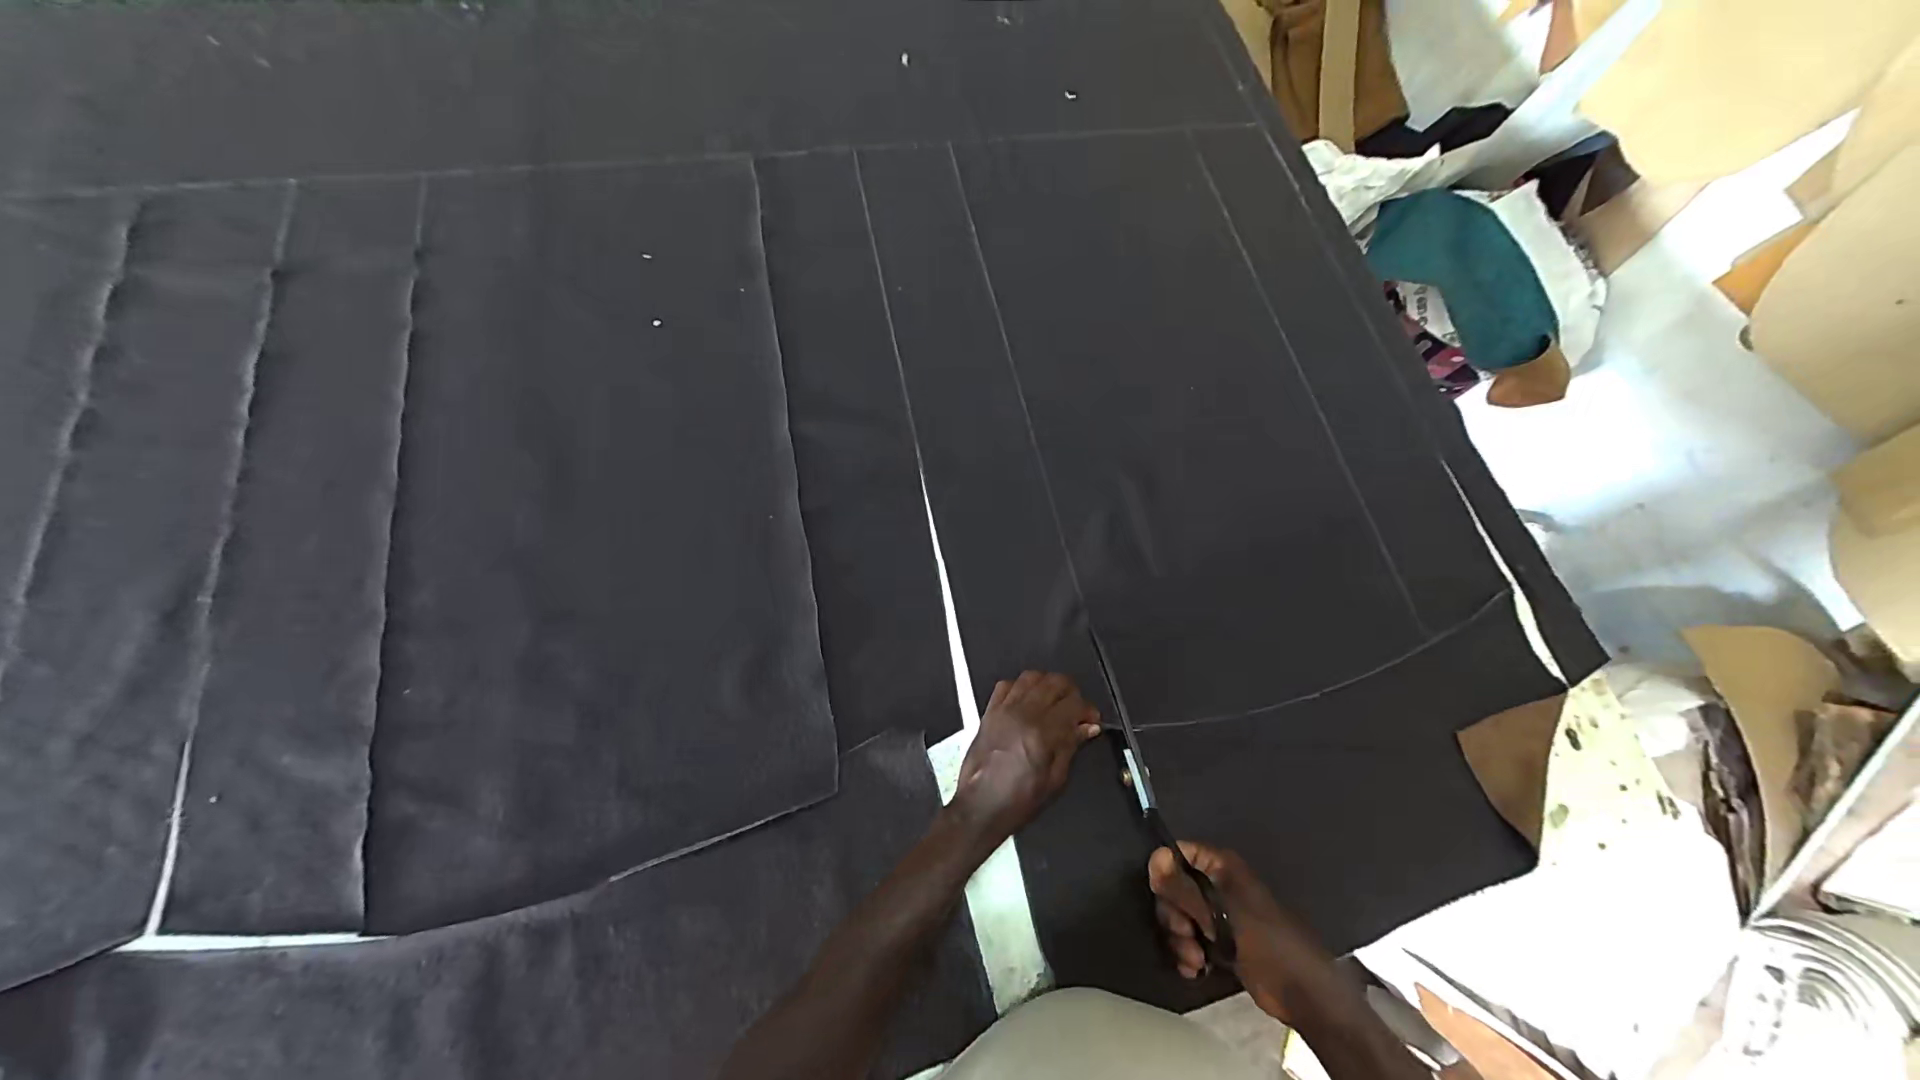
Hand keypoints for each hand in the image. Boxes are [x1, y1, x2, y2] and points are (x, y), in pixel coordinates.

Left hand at [949, 672, 1100, 844]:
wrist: (981, 807)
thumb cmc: (1015, 800)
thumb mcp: (1055, 780)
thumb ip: (1071, 747)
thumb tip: (1086, 729)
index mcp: (1041, 733)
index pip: (1074, 704)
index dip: (1088, 710)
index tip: (1091, 719)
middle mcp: (1022, 716)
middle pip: (1055, 682)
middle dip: (1072, 692)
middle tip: (1076, 708)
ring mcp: (1003, 711)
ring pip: (1031, 676)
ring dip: (1047, 684)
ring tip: (1054, 701)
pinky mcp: (989, 713)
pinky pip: (1005, 685)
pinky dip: (1020, 687)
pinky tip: (1027, 700)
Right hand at [1149, 841, 1344, 1024]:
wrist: (1302, 993)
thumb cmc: (1268, 942)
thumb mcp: (1223, 912)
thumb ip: (1186, 887)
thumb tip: (1155, 858)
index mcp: (1221, 867)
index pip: (1178, 853)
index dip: (1165, 871)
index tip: (1164, 895)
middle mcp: (1215, 885)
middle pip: (1172, 889)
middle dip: (1174, 915)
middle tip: (1188, 932)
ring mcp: (1216, 916)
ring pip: (1177, 918)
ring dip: (1180, 940)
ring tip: (1197, 958)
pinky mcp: (1217, 943)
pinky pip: (1187, 941)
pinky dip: (1186, 955)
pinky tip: (1196, 969)